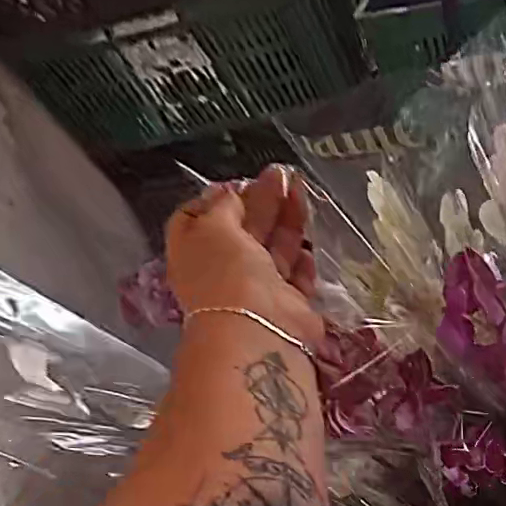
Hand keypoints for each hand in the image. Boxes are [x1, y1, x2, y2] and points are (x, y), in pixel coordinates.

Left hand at [165, 165, 322, 348]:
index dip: (224, 197)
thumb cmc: (228, 274)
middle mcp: (227, 267)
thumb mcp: (214, 227)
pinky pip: (297, 277)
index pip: (206, 215)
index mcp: (196, 247)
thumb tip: (233, 191)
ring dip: (289, 223)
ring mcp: (260, 286)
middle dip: (265, 202)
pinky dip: (303, 261)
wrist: (260, 328)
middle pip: (247, 228)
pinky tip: (309, 244)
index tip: (244, 183)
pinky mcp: (291, 303)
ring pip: (276, 248)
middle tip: (283, 176)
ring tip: (302, 195)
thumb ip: (224, 206)